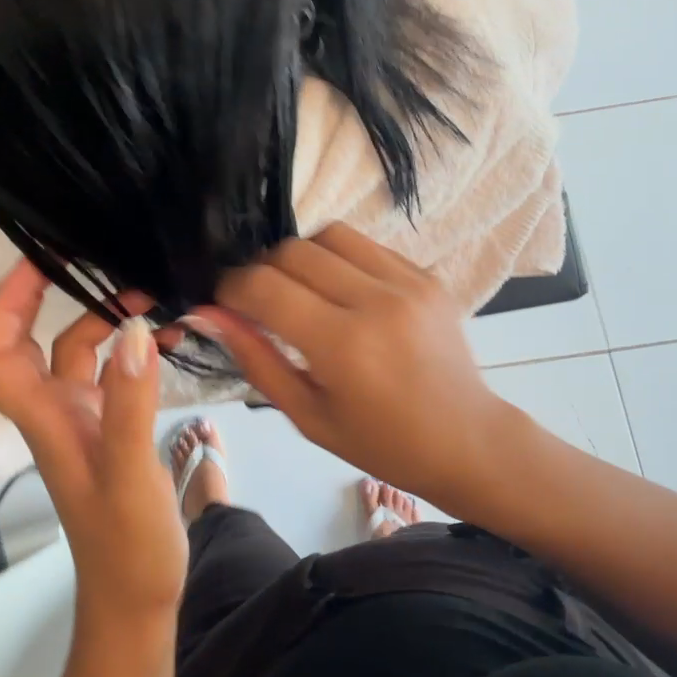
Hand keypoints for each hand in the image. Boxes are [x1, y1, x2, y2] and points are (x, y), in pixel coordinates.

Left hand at [0, 261, 186, 621]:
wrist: (138, 595)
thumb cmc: (126, 546)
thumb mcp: (129, 476)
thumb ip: (129, 404)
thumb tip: (134, 329)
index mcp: (43, 419)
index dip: (2, 303)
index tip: (38, 259)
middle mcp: (53, 410)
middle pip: (29, 339)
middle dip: (50, 292)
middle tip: (91, 252)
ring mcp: (81, 416)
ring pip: (78, 347)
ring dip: (108, 315)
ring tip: (154, 290)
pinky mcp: (109, 424)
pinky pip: (113, 368)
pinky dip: (133, 345)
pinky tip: (170, 333)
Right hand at [192, 223, 519, 513]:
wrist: (467, 440)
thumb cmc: (381, 442)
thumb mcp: (307, 415)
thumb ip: (256, 359)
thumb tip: (210, 313)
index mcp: (342, 346)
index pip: (264, 287)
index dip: (230, 288)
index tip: (223, 302)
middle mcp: (375, 302)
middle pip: (292, 251)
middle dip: (261, 269)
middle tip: (258, 300)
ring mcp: (406, 282)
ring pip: (329, 234)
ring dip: (301, 256)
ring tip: (300, 289)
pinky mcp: (426, 275)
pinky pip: (365, 245)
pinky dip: (339, 259)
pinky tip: (340, 291)